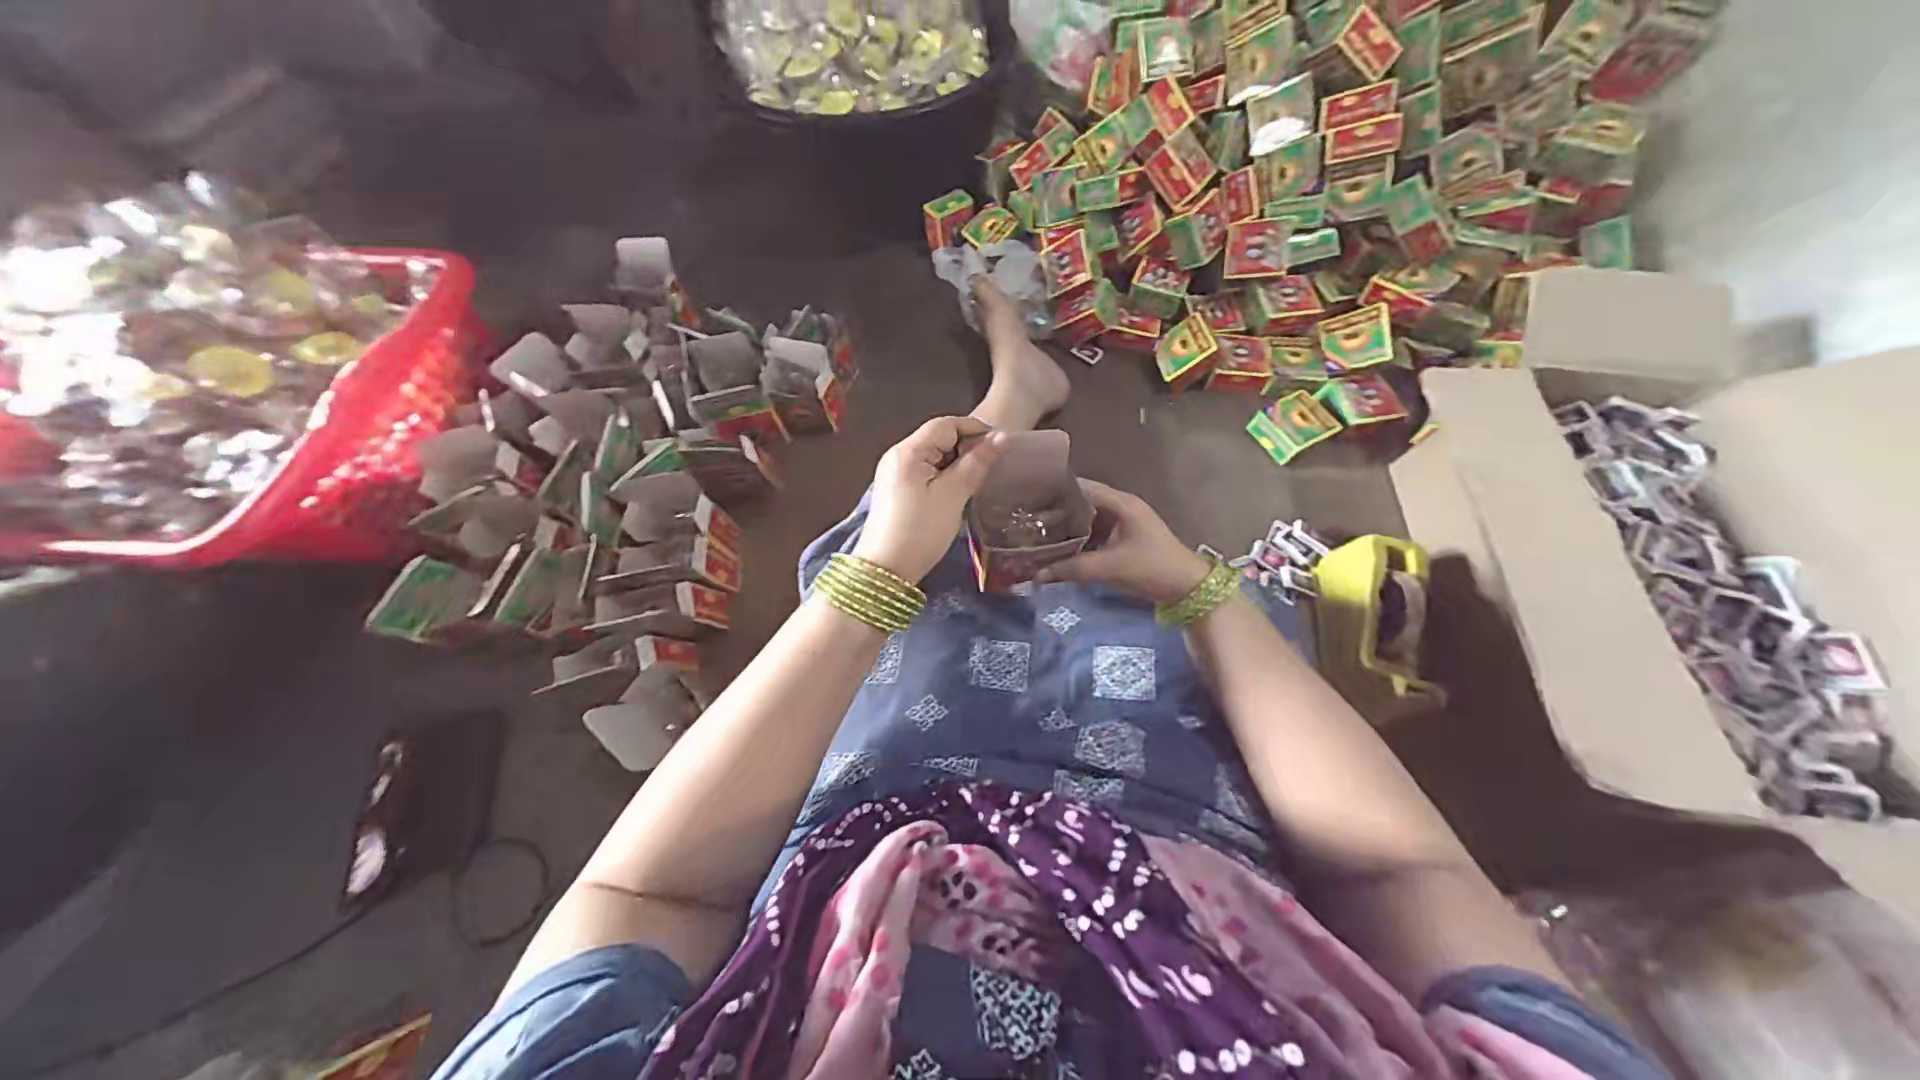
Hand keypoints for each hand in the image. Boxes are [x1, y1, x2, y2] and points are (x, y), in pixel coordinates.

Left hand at [852, 417, 1006, 582]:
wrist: (885, 571)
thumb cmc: (919, 531)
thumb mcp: (951, 496)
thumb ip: (975, 464)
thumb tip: (1001, 438)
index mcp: (908, 451)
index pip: (945, 425)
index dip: (974, 430)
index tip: (1000, 446)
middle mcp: (898, 456)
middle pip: (938, 438)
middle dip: (966, 447)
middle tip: (992, 466)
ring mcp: (895, 474)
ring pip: (933, 456)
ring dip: (957, 463)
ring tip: (979, 480)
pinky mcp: (897, 491)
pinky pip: (926, 472)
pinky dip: (944, 476)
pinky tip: (958, 492)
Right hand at [1035, 480, 1212, 604]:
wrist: (1187, 588)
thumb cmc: (1152, 569)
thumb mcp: (1110, 568)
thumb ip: (1071, 570)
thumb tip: (1035, 576)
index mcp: (1121, 503)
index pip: (1081, 487)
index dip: (1056, 492)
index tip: (1030, 500)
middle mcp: (1121, 507)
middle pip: (1082, 502)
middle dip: (1057, 511)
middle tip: (1028, 521)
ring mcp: (1123, 522)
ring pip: (1087, 518)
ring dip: (1066, 527)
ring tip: (1037, 534)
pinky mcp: (1123, 538)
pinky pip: (1094, 532)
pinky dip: (1078, 538)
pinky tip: (1059, 548)